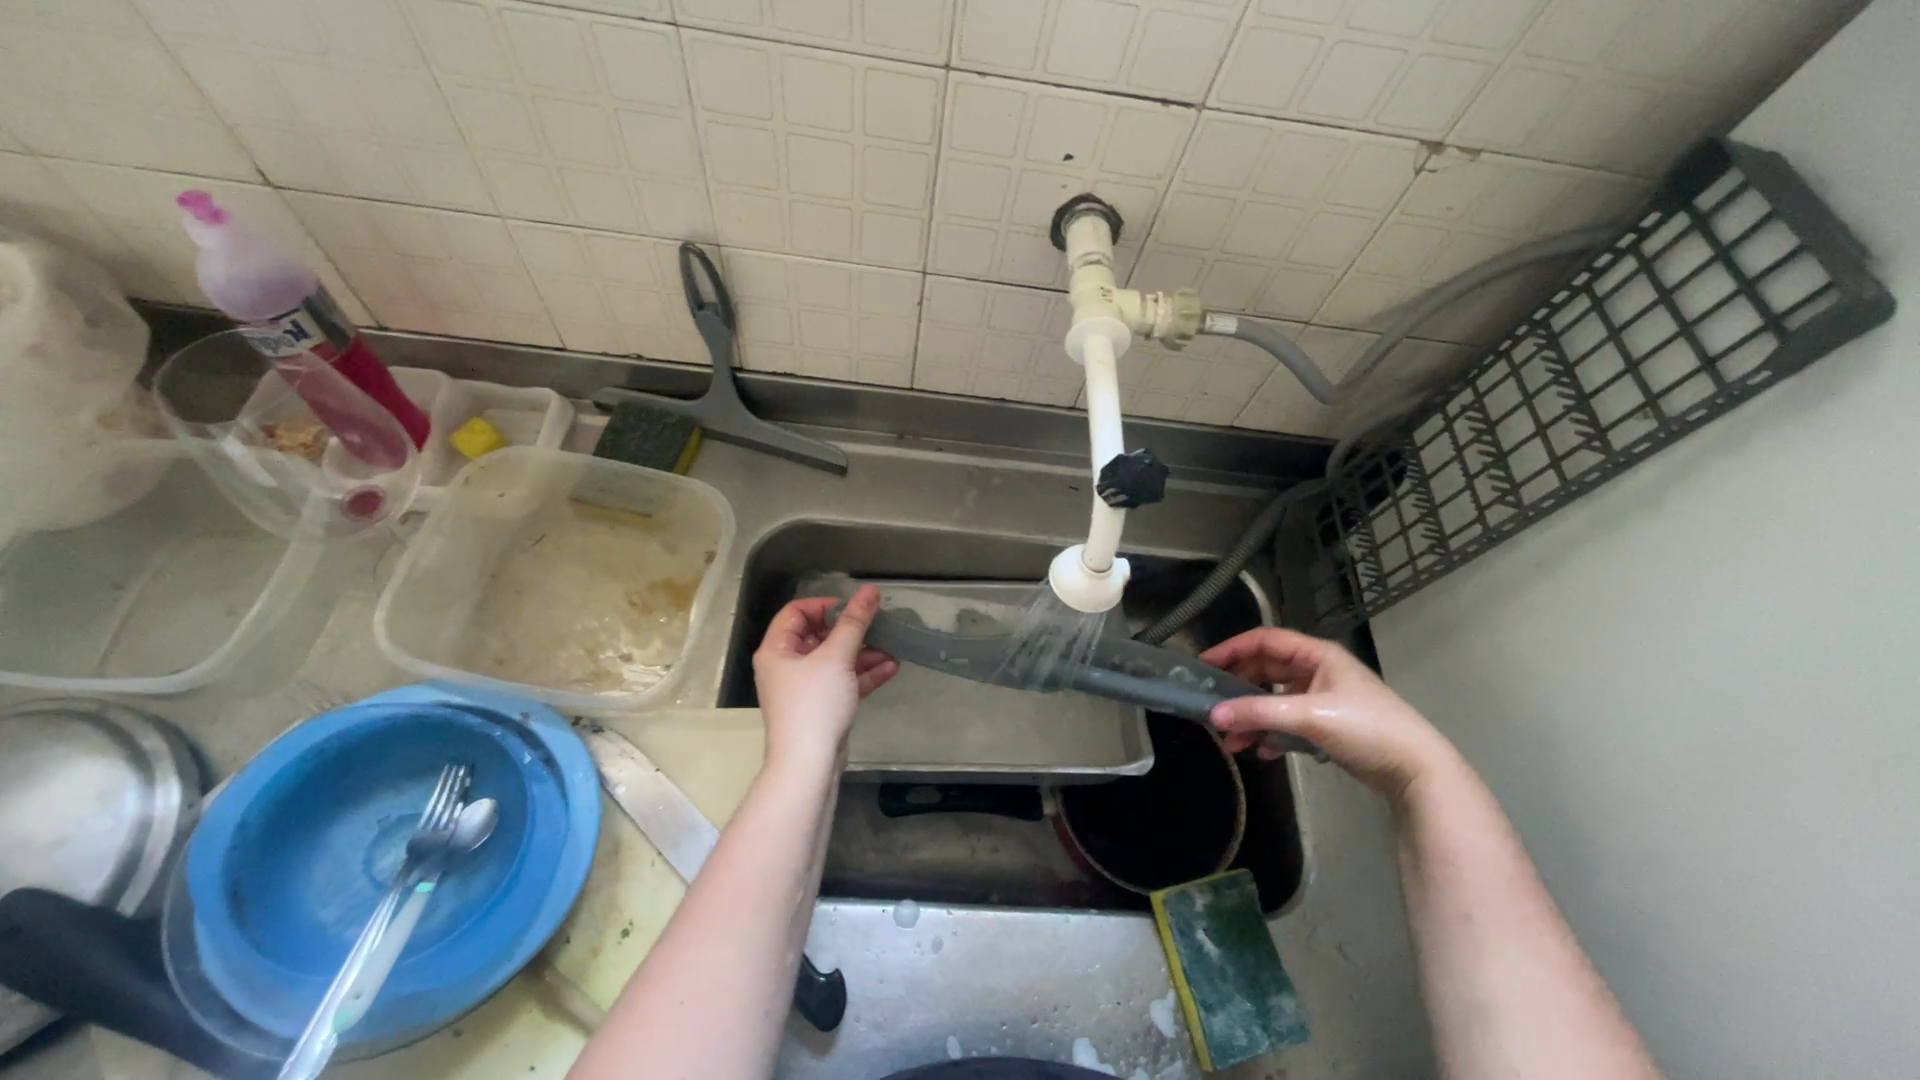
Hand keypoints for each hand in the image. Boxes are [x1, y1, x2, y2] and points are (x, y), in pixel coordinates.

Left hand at [752, 584, 897, 775]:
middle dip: (852, 630)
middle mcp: (786, 666)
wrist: (808, 765)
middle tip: (879, 625)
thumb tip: (870, 590)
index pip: (796, 612)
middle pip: (819, 635)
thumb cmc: (815, 704)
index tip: (855, 607)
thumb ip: (855, 622)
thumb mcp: (836, 657)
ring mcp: (804, 688)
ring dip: (864, 652)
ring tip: (893, 648)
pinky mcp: (822, 707)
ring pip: (835, 660)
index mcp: (777, 649)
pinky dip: (864, 674)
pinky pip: (843, 682)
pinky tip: (891, 668)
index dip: (825, 604)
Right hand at [1200, 628, 1457, 803]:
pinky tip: (1262, 752)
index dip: (1231, 649)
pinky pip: (1286, 722)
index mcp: (1317, 655)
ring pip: (1273, 700)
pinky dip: (1270, 734)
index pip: (1264, 641)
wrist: (1417, 770)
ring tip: (1232, 743)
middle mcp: (1317, 671)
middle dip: (1237, 690)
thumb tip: (1213, 716)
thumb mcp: (1310, 717)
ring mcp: (1321, 698)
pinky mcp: (1325, 725)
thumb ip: (1259, 713)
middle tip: (1211, 707)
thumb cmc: (1367, 729)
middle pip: (1265, 670)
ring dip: (1251, 718)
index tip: (1202, 665)